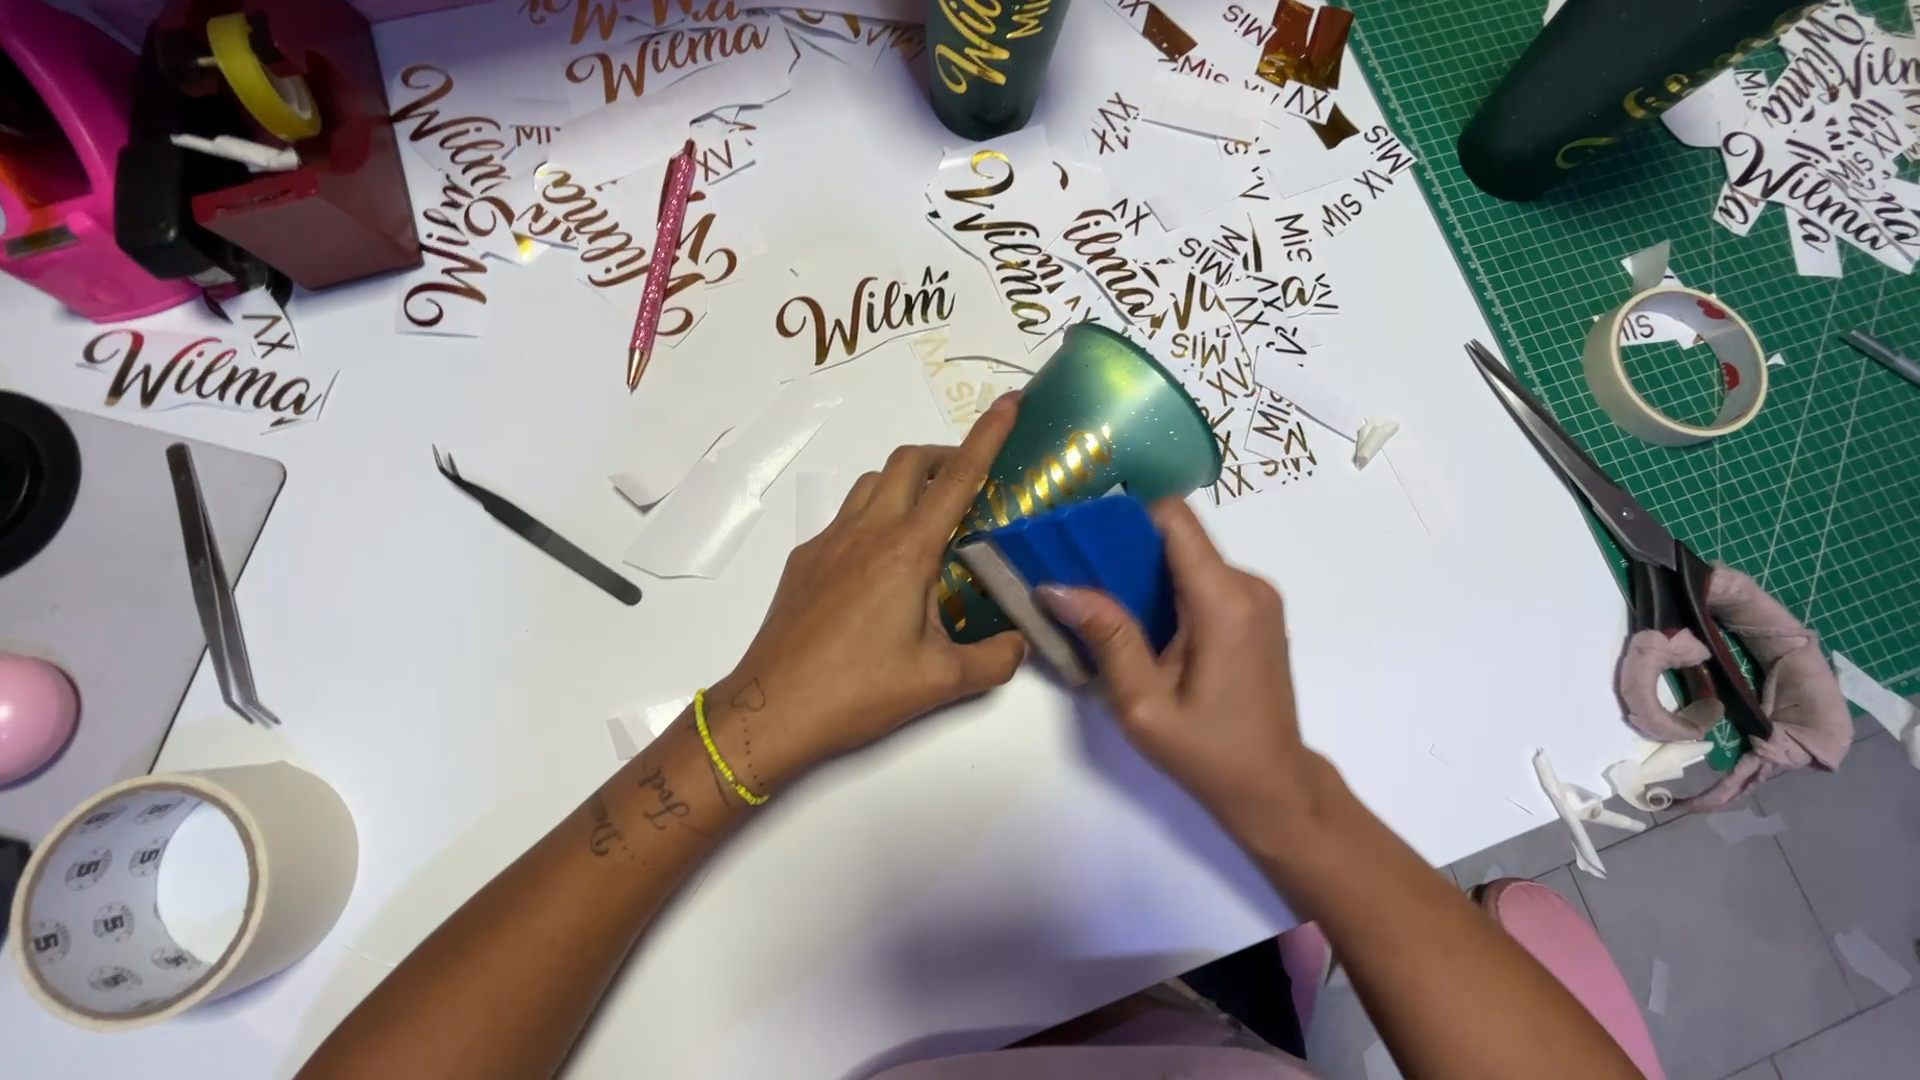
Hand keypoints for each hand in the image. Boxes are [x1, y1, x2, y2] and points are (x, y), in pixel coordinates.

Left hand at [706, 393, 1028, 792]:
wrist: (774, 709)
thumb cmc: (859, 691)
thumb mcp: (940, 681)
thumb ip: (994, 660)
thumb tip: (1020, 644)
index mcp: (908, 551)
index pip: (958, 478)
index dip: (989, 435)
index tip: (1009, 402)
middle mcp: (867, 532)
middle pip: (908, 461)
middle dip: (944, 454)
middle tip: (968, 482)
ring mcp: (829, 542)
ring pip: (872, 482)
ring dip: (905, 483)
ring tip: (926, 520)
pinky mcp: (805, 560)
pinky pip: (845, 519)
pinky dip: (873, 519)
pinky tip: (879, 567)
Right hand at [1037, 498, 1322, 839]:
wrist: (1273, 788)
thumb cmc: (1208, 753)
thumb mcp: (1143, 704)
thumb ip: (1107, 637)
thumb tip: (1055, 586)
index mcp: (1224, 601)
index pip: (1173, 518)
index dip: (1125, 519)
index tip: (1084, 544)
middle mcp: (1248, 585)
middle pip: (1177, 537)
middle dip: (1125, 552)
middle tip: (1080, 583)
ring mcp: (1256, 597)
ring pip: (1187, 558)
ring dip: (1145, 575)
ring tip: (1106, 611)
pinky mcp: (1254, 612)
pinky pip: (1202, 580)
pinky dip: (1168, 592)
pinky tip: (1144, 629)